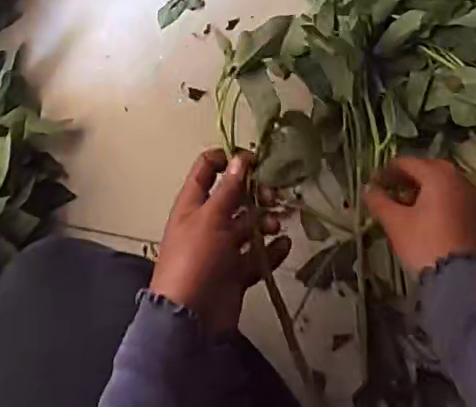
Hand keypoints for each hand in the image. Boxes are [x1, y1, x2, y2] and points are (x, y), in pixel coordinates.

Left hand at [147, 149, 289, 333]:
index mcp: (194, 201)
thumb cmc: (195, 258)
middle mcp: (208, 220)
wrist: (190, 317)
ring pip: (248, 226)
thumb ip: (227, 190)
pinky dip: (271, 250)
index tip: (253, 160)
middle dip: (254, 192)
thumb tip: (239, 159)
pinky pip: (256, 256)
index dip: (228, 160)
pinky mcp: (235, 271)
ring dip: (264, 221)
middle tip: (273, 195)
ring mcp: (222, 247)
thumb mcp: (210, 217)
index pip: (207, 168)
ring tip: (276, 224)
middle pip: (233, 197)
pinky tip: (285, 245)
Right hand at [363, 157, 475, 276]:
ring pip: (448, 188)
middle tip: (394, 191)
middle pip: (430, 171)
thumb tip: (370, 189)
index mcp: (438, 175)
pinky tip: (433, 222)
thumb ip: (379, 200)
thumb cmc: (428, 244)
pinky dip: (445, 206)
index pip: (406, 163)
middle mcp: (462, 182)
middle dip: (410, 179)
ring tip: (412, 208)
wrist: (473, 287)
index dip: (387, 171)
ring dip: (429, 192)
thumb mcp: (395, 222)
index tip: (374, 183)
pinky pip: (460, 204)